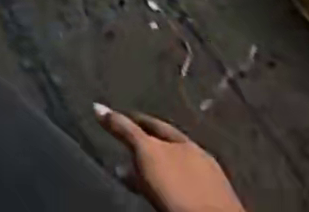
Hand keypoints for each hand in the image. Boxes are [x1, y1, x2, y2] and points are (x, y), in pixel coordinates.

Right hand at [95, 104, 246, 211]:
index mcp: (187, 143)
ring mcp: (209, 186)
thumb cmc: (178, 187)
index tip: (113, 120)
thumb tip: (97, 106)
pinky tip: (153, 193)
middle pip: (164, 148)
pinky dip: (162, 187)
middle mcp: (201, 160)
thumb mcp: (145, 152)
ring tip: (131, 177)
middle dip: (141, 149)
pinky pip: (179, 190)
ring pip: (172, 171)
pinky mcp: (210, 208)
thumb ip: (123, 129)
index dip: (132, 120)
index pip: (154, 124)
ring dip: (151, 171)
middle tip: (120, 152)